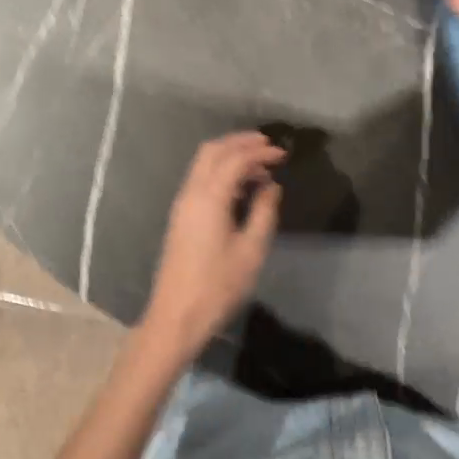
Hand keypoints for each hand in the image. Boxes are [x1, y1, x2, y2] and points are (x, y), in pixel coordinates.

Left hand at [140, 132, 284, 360]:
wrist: (176, 316)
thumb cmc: (218, 286)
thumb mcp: (251, 251)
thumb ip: (264, 213)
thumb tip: (271, 187)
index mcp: (209, 197)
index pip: (235, 159)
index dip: (259, 152)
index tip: (282, 155)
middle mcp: (191, 192)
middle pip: (213, 151)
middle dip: (240, 143)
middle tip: (267, 146)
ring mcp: (182, 204)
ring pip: (204, 163)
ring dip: (230, 156)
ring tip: (259, 168)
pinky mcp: (181, 216)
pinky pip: (201, 179)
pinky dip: (221, 172)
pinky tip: (241, 187)